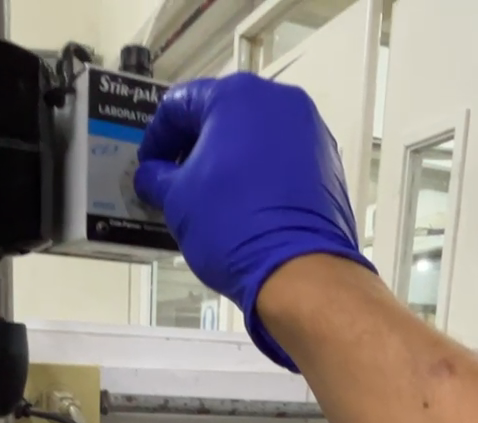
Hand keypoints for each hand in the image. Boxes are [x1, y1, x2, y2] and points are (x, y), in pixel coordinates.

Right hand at [134, 73, 374, 369]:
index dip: (157, 138)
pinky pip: (283, 160)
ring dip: (229, 161)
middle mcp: (277, 101)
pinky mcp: (326, 163)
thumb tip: (151, 176)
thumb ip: (157, 179)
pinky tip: (246, 207)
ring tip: (212, 199)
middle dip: (196, 147)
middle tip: (178, 182)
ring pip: (255, 137)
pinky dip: (260, 175)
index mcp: (235, 97)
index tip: (150, 167)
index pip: (180, 105)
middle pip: (223, 115)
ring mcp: (309, 131)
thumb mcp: (178, 202)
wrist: (296, 270)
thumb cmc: (234, 228)